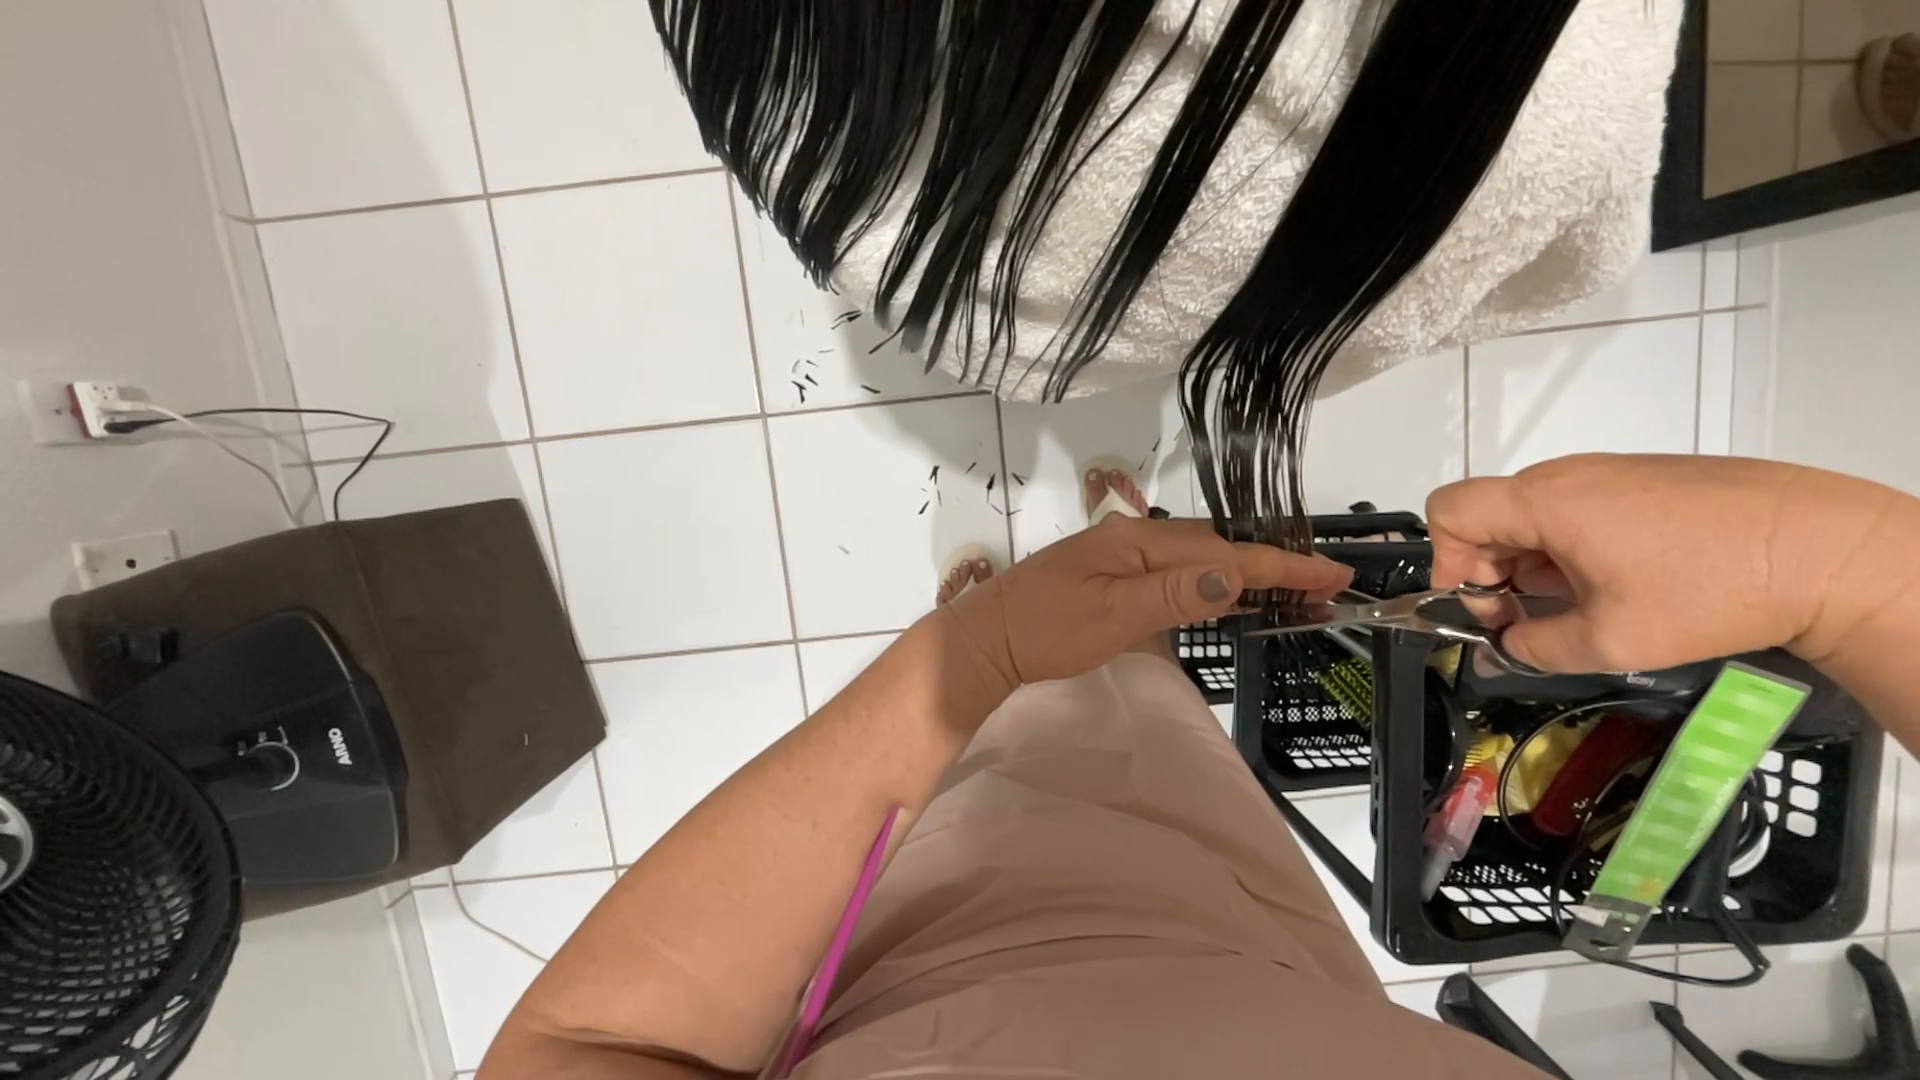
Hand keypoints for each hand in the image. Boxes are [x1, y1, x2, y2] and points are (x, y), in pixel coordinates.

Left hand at [938, 516, 1352, 689]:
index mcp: (1139, 542)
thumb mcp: (1112, 615)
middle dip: (1275, 566)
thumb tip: (1235, 575)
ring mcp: (1125, 556)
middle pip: (1220, 548)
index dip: (1282, 564)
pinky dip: (1214, 584)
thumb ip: (1174, 594)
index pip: (1225, 552)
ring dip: (1248, 576)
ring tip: (1296, 592)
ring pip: (1202, 560)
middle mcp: (1137, 540)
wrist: (990, 637)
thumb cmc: (1046, 629)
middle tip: (1326, 586)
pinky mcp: (1117, 576)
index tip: (1332, 572)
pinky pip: (1180, 573)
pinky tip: (1233, 595)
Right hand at [1426, 453, 1917, 672]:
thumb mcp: (1611, 639)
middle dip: (1490, 570)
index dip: (1443, 559)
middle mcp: (1567, 476)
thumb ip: (1534, 646)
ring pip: (1533, 516)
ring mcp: (1609, 473)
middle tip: (1526, 617)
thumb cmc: (1715, 589)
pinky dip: (1572, 549)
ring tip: (1580, 605)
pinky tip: (1618, 584)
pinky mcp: (1644, 480)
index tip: (1477, 600)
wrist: (1836, 551)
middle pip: (1489, 516)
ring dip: (1533, 563)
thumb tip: (1507, 645)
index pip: (1449, 510)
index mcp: (1545, 502)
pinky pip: (1577, 511)